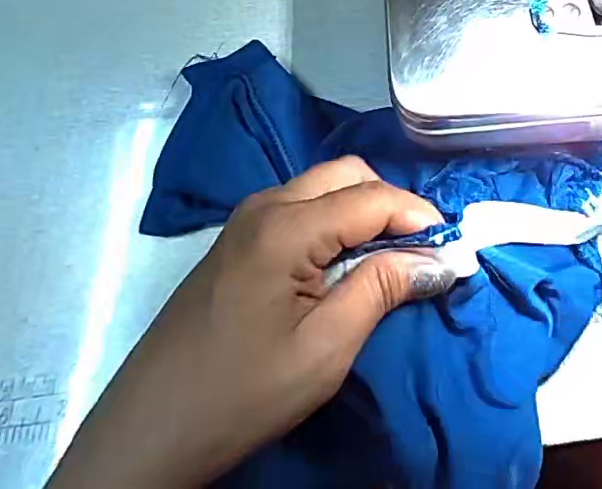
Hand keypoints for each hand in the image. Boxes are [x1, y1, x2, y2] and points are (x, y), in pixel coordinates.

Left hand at [50, 157, 454, 488]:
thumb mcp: (323, 350)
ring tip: (388, 255)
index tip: (451, 247)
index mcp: (285, 225)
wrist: (150, 427)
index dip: (417, 215)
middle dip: (389, 201)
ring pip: (322, 184)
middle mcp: (266, 203)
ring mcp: (247, 216)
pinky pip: (301, 204)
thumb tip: (435, 260)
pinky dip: (334, 217)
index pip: (369, 197)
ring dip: (362, 207)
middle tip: (418, 249)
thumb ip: (380, 289)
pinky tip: (343, 258)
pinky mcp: (239, 235)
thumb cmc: (242, 392)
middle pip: (345, 174)